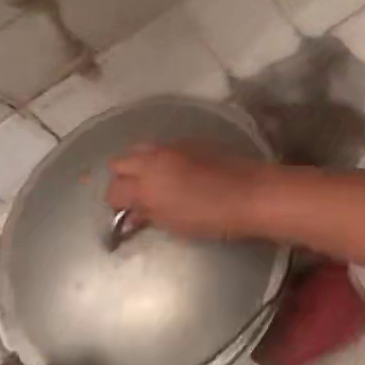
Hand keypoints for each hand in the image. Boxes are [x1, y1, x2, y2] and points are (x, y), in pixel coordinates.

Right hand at [104, 143, 266, 239]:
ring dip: (141, 163)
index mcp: (145, 183)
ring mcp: (173, 146)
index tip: (126, 214)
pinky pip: (166, 146)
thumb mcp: (173, 223)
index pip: (113, 190)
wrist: (251, 193)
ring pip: (141, 148)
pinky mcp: (192, 140)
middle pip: (120, 162)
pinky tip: (178, 171)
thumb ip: (148, 215)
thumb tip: (133, 215)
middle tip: (137, 195)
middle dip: (123, 178)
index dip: (116, 204)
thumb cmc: (211, 217)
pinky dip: (163, 157)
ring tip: (155, 181)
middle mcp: (154, 159)